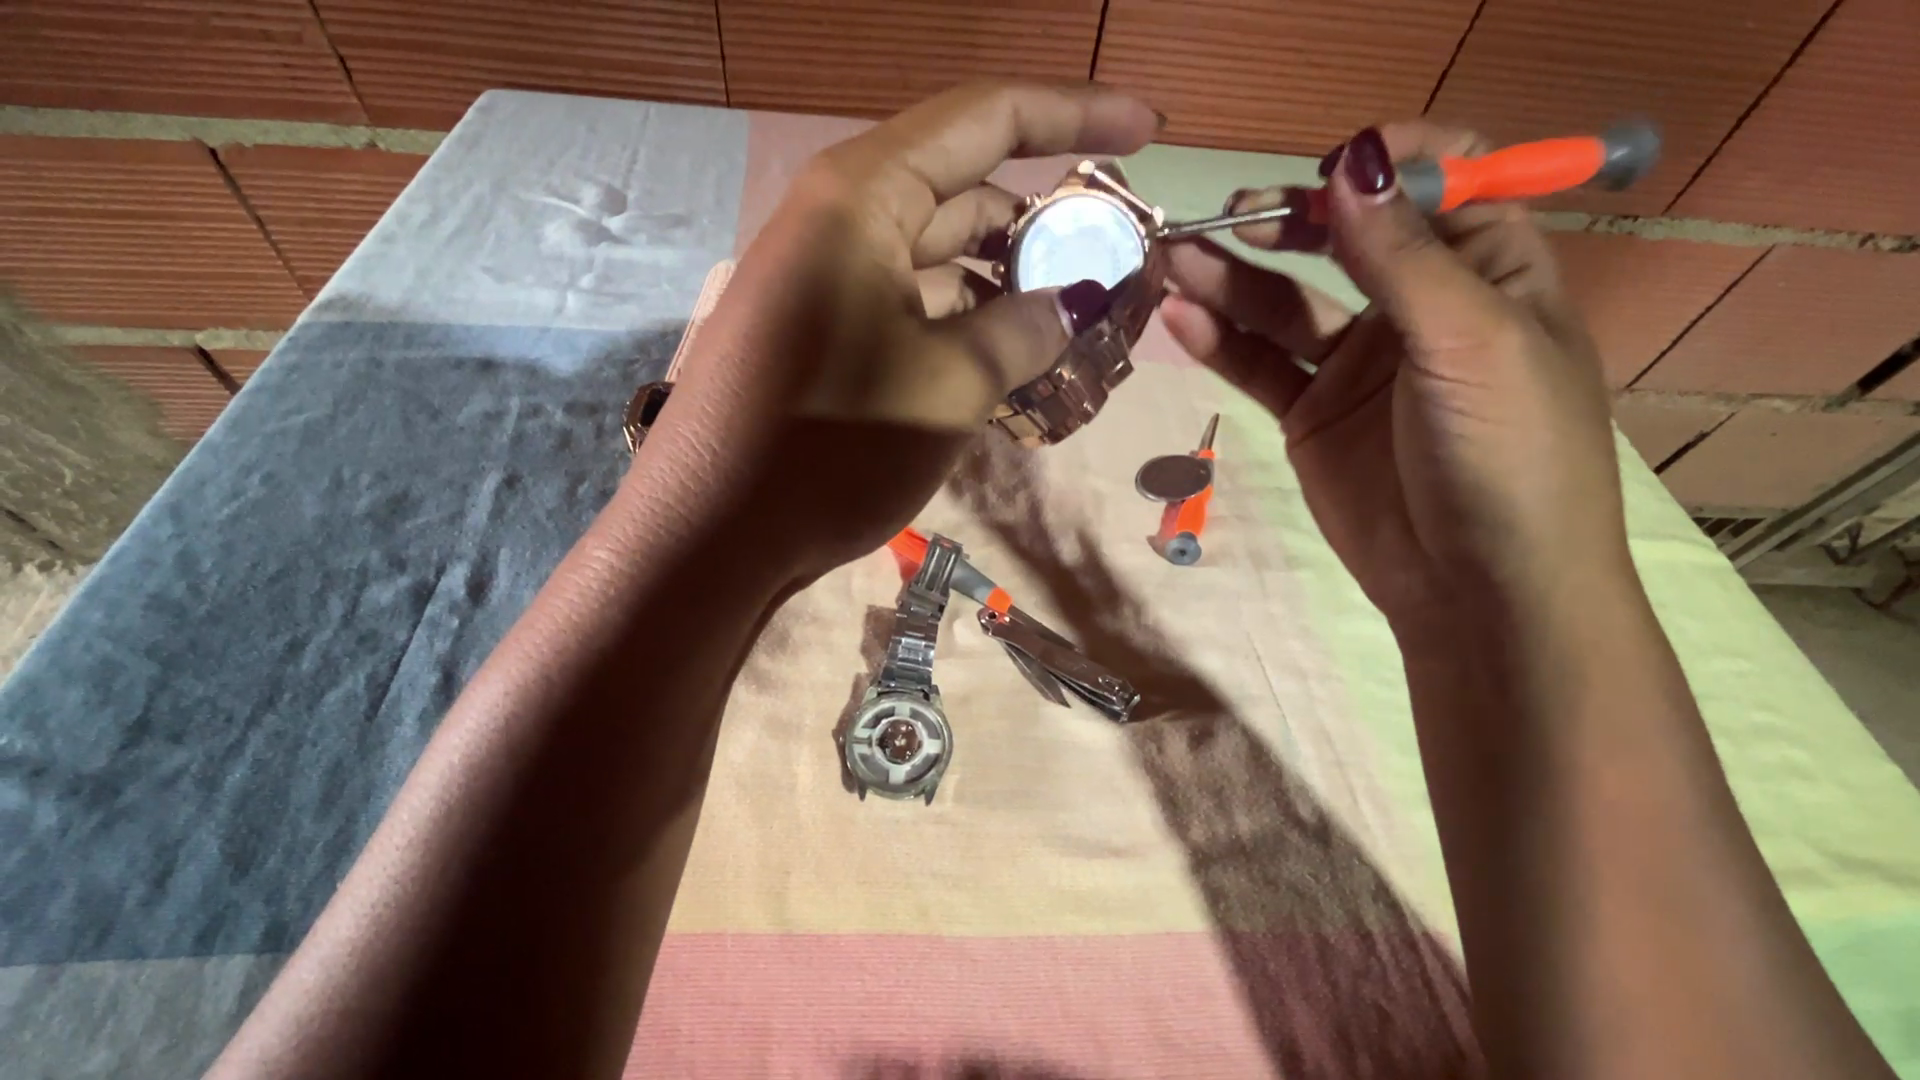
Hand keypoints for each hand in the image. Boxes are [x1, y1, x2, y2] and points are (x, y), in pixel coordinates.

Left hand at [637, 83, 1159, 579]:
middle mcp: (841, 220)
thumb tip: (1071, 300)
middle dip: (1046, 220)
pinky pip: (911, 306)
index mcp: (864, 195)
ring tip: (1079, 319)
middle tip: (1119, 259)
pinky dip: (965, 324)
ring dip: (1008, 282)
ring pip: (940, 257)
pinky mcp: (822, 336)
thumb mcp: (950, 384)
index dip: (1078, 115)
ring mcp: (827, 281)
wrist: (711, 537)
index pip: (989, 117)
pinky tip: (1013, 360)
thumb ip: (1024, 329)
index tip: (1151, 132)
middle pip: (966, 190)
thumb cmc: (831, 447)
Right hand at [1157, 123, 1628, 630]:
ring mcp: (1357, 363)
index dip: (1384, 164)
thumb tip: (1352, 158)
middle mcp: (1418, 306)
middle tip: (1227, 219)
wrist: (1480, 587)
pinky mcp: (1311, 414)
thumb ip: (1402, 254)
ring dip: (1229, 278)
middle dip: (1286, 220)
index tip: (1332, 171)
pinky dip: (1220, 341)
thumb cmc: (1508, 452)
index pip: (1438, 182)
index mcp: (1488, 269)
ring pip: (1285, 302)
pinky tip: (1181, 318)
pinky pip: (1260, 365)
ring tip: (1173, 260)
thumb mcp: (1471, 339)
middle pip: (1343, 238)